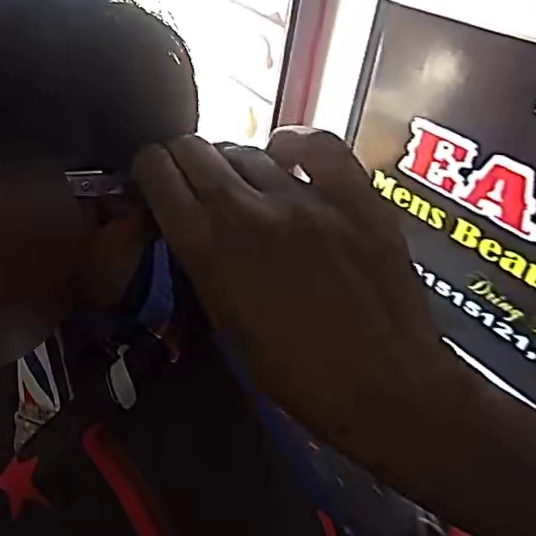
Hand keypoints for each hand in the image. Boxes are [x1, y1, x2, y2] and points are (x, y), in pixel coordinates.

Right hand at [132, 127, 477, 456]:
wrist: (385, 391)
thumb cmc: (288, 365)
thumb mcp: (216, 309)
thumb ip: (193, 251)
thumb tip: (181, 212)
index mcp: (201, 241)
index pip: (154, 167)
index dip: (149, 169)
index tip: (155, 181)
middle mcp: (242, 209)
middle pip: (192, 146)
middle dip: (183, 159)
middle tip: (195, 182)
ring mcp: (302, 200)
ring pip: (245, 148)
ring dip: (234, 164)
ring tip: (246, 187)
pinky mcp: (355, 200)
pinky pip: (316, 143)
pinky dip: (294, 143)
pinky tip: (286, 155)